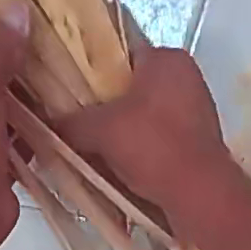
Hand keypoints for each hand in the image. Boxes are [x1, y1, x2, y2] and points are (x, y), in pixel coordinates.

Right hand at [61, 46, 232, 211]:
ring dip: (125, 137)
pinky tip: (124, 172)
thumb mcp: (100, 129)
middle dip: (108, 110)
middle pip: (135, 89)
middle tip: (81, 128)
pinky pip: (163, 145)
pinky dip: (144, 156)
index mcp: (168, 59)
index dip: (92, 72)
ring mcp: (200, 115)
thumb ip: (71, 121)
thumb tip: (48, 123)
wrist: (199, 197)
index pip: (121, 52)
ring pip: (148, 120)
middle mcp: (189, 80)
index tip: (72, 93)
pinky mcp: (202, 148)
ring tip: (98, 154)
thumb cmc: (153, 147)